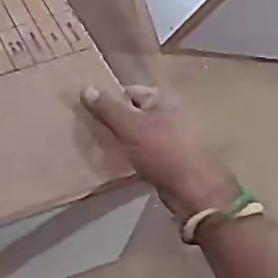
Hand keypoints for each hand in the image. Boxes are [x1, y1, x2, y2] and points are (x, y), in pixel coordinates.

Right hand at [82, 84, 236, 217]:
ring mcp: (172, 135)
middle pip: (133, 111)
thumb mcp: (129, 127)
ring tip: (102, 145)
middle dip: (114, 120)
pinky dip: (131, 151)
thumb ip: (107, 108)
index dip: (109, 100)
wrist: (192, 190)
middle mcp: (170, 113)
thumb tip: (85, 88)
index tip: (90, 113)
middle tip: (93, 130)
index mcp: (163, 99)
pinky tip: (119, 159)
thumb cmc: (162, 152)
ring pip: (137, 131)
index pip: (128, 91)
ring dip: (121, 137)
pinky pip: (144, 147)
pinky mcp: (170, 155)